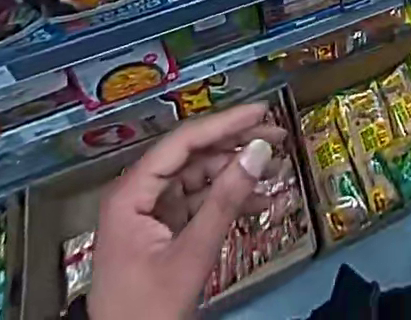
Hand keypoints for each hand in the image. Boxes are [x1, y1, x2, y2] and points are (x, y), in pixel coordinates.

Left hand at [88, 103, 286, 319]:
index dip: (226, 123)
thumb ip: (225, 201)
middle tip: (278, 136)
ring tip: (276, 169)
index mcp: (132, 190)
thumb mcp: (190, 257)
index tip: (261, 111)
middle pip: (194, 155)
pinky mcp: (163, 231)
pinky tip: (260, 201)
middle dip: (236, 145)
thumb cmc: (147, 313)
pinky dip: (228, 202)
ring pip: (200, 177)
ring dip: (237, 175)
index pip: (185, 141)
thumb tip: (259, 151)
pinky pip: (199, 203)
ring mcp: (151, 211)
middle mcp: (139, 191)